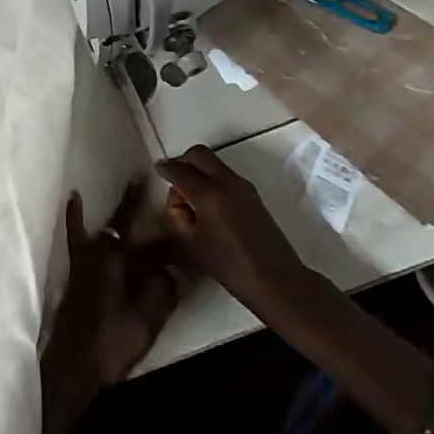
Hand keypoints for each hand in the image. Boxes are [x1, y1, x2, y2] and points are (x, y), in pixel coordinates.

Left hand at [43, 178, 179, 393]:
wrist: (72, 368)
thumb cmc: (112, 343)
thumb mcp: (149, 319)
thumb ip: (163, 288)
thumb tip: (167, 269)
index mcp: (121, 260)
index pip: (151, 240)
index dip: (168, 236)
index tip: (177, 220)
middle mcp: (102, 251)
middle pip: (129, 231)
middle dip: (145, 216)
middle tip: (157, 193)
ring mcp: (85, 258)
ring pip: (108, 230)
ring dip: (121, 214)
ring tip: (133, 188)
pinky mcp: (76, 268)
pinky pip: (76, 235)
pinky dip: (75, 216)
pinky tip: (75, 198)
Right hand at [157, 145, 315, 320]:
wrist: (274, 278)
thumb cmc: (228, 265)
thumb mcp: (192, 244)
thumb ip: (179, 216)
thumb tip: (179, 199)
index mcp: (208, 193)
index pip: (180, 170)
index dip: (166, 169)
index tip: (158, 169)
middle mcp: (226, 181)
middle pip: (199, 154)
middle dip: (183, 161)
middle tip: (173, 179)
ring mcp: (242, 185)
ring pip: (214, 162)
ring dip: (198, 169)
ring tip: (190, 198)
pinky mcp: (252, 193)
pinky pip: (225, 174)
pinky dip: (212, 178)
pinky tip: (208, 204)